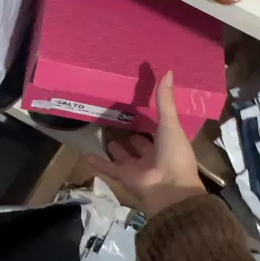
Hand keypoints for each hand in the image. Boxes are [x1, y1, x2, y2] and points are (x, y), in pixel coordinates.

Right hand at [85, 71, 204, 216]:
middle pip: (140, 143)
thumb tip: (169, 72)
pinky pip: (109, 167)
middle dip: (132, 134)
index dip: (150, 119)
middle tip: (119, 118)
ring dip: (116, 147)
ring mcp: (138, 167)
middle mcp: (153, 155)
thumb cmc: (174, 154)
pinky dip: (98, 162)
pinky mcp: (124, 176)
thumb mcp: (170, 124)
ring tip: (105, 132)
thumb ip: (165, 101)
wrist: (169, 189)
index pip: (158, 129)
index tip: (140, 105)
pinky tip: (85, 153)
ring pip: (124, 155)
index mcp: (168, 143)